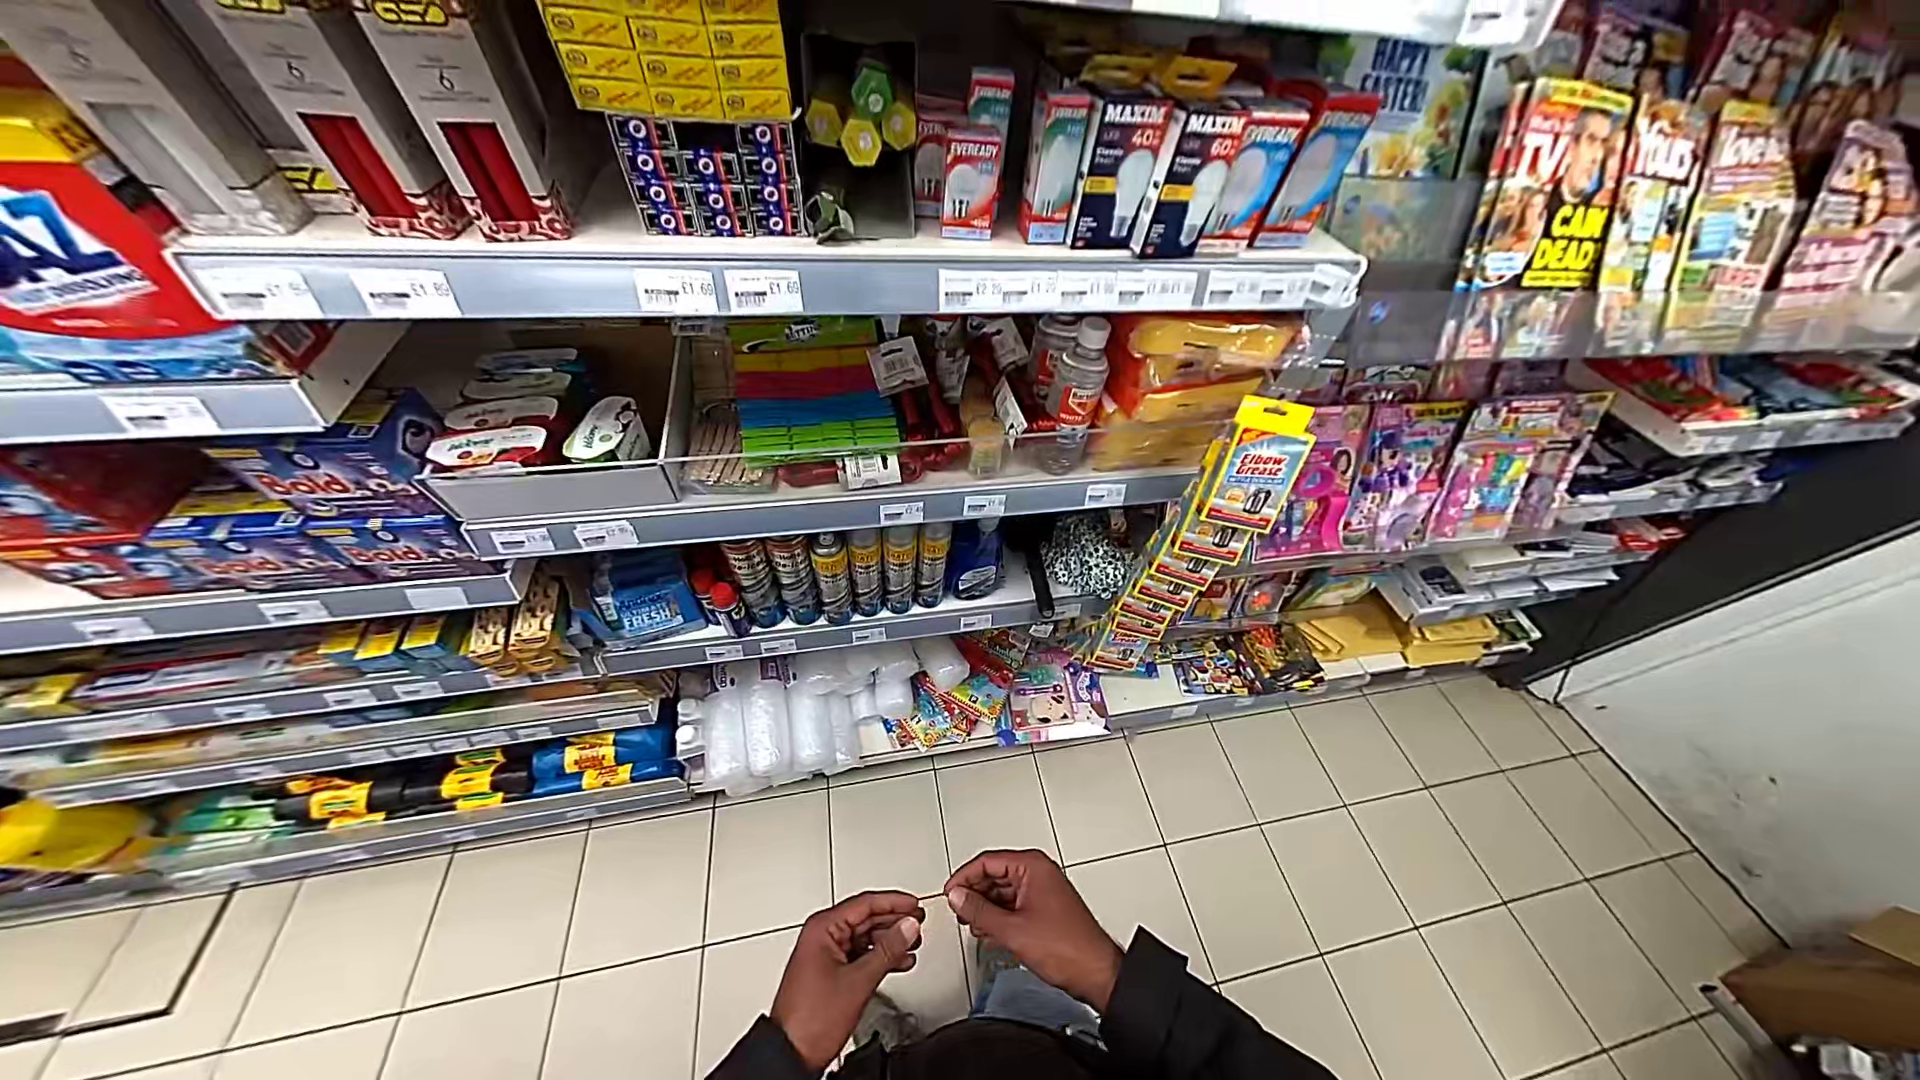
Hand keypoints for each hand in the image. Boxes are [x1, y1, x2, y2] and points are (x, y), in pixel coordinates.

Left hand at [770, 891, 923, 1072]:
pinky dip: (880, 957)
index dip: (893, 902)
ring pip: (865, 938)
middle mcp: (823, 936)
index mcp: (823, 928)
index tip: (914, 905)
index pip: (865, 903)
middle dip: (894, 921)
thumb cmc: (809, 1019)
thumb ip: (887, 950)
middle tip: (917, 921)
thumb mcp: (858, 980)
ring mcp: (826, 954)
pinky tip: (898, 962)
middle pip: (866, 918)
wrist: (791, 1056)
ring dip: (890, 941)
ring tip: (912, 942)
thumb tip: (908, 926)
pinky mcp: (830, 971)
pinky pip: (860, 955)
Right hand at [945, 849, 1122, 1011]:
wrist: (1096, 973)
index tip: (951, 892)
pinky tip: (990, 931)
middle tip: (959, 910)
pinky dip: (999, 915)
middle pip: (994, 874)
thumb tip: (958, 897)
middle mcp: (1038, 872)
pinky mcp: (1044, 906)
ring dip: (985, 907)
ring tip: (973, 924)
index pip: (987, 862)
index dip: (964, 877)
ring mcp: (1042, 889)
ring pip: (1002, 890)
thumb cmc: (1068, 948)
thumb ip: (979, 911)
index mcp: (1032, 866)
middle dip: (974, 894)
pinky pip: (1013, 903)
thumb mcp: (1012, 929)